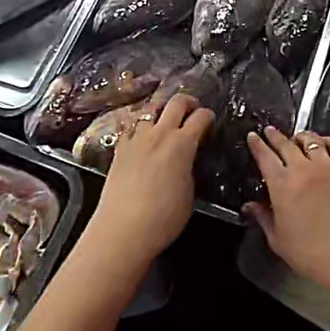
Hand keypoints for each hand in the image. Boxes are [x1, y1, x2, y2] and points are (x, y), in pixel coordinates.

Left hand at [84, 95, 213, 267]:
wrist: (124, 228)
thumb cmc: (164, 217)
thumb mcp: (189, 193)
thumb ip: (188, 169)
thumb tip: (185, 162)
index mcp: (182, 144)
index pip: (200, 118)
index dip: (208, 116)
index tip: (210, 120)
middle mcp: (159, 134)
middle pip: (175, 102)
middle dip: (187, 102)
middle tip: (192, 109)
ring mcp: (136, 139)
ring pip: (150, 110)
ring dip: (161, 111)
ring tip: (165, 121)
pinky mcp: (119, 149)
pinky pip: (130, 127)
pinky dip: (139, 126)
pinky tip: (141, 136)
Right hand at [243, 127, 329, 291]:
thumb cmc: (312, 253)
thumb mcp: (278, 239)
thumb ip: (263, 218)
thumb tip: (251, 207)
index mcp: (281, 185)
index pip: (264, 156)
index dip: (256, 144)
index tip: (252, 137)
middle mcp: (303, 171)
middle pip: (285, 144)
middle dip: (274, 136)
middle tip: (269, 132)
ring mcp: (327, 168)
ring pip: (310, 140)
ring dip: (299, 136)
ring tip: (295, 137)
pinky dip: (327, 140)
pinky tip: (323, 142)